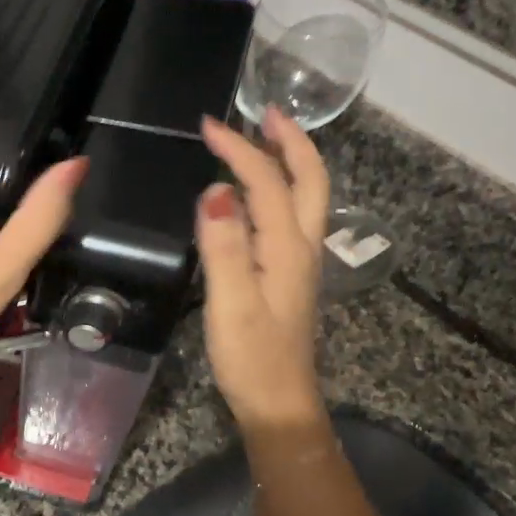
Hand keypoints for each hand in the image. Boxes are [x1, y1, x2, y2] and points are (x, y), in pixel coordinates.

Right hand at [196, 109, 330, 429]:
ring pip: (302, 199)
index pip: (266, 183)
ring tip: (259, 142)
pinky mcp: (287, 280)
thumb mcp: (232, 303)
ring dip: (287, 163)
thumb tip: (215, 191)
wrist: (277, 403)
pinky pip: (287, 220)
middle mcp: (301, 248)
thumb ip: (224, 246)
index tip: (208, 126)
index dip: (239, 151)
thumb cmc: (252, 358)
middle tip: (264, 112)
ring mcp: (298, 264)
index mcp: (287, 249)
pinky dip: (275, 193)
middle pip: (308, 180)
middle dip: (289, 141)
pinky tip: (250, 200)